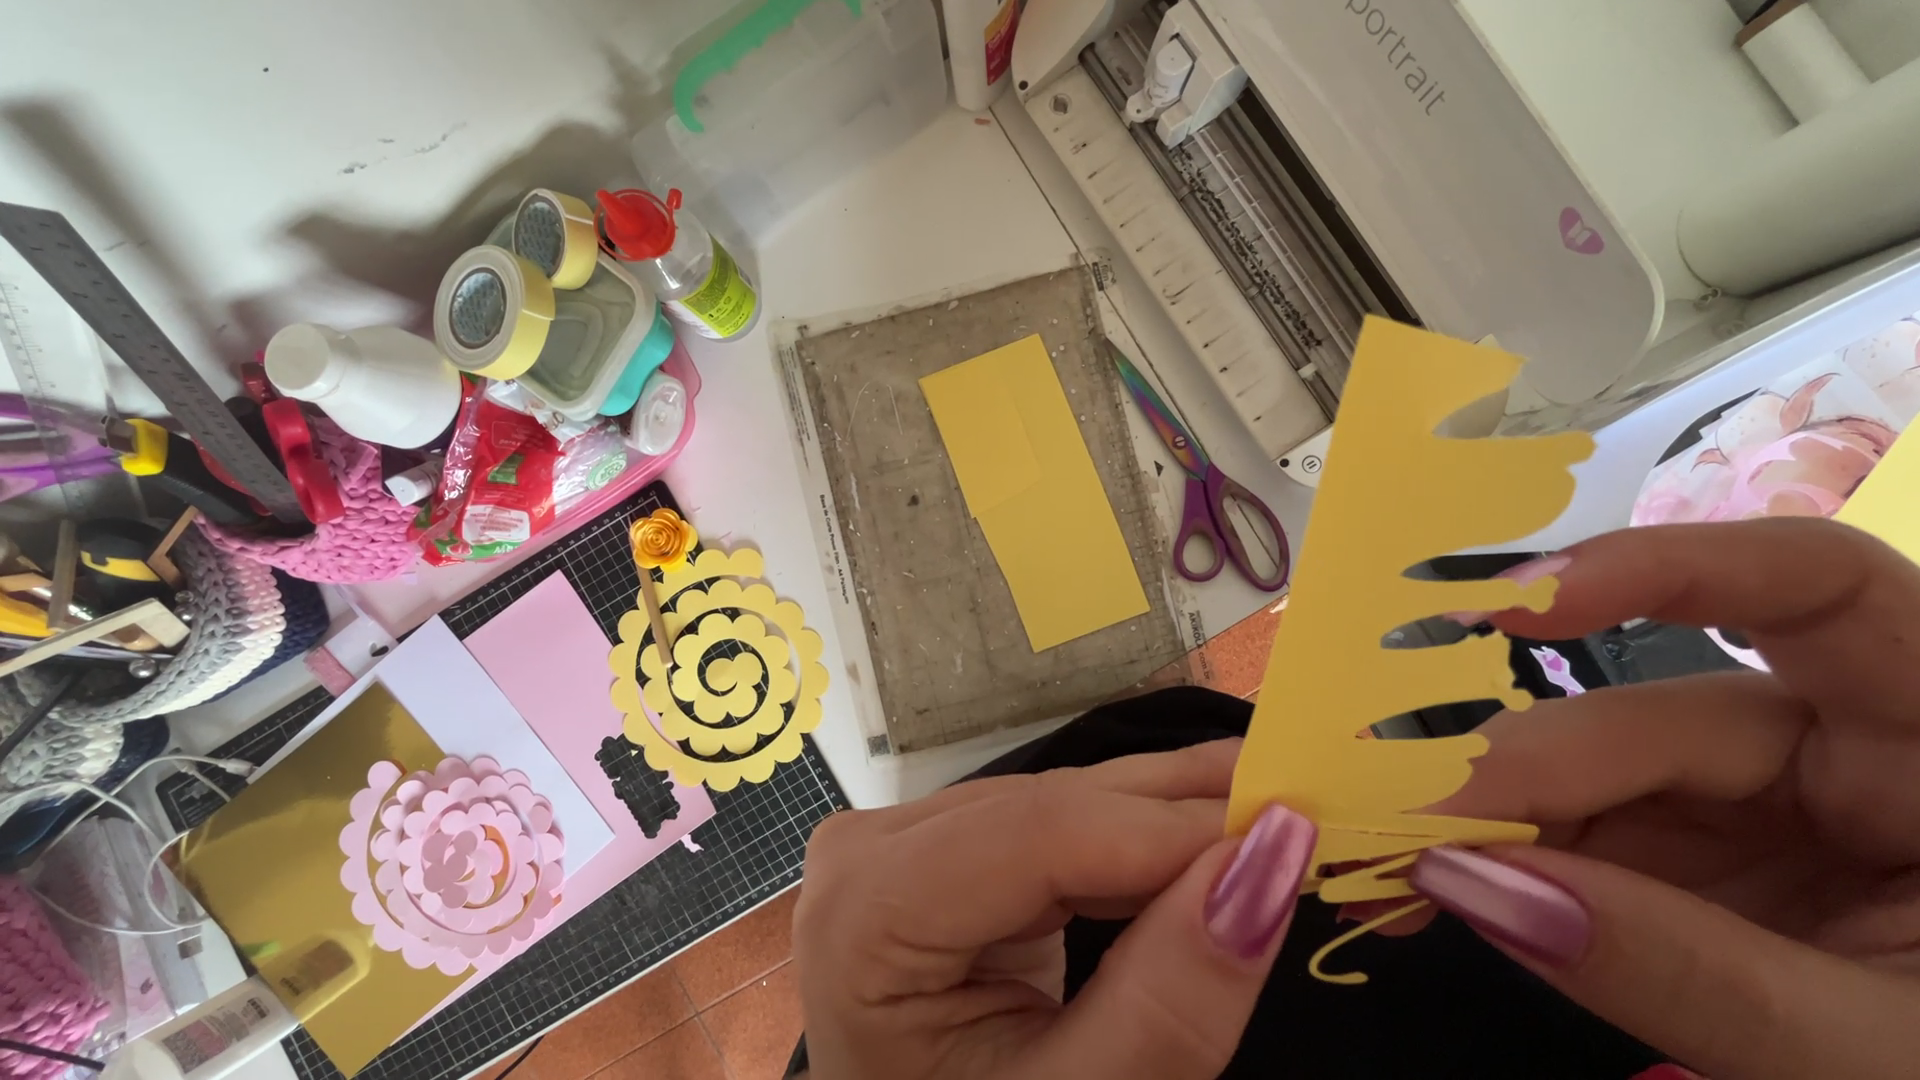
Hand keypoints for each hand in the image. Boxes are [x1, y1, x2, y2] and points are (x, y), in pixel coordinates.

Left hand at [793, 740, 1315, 1079]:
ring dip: (1169, 816)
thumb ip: (1168, 999)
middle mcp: (875, 846)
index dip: (1173, 828)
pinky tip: (1202, 838)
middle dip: (1184, 814)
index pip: (1039, 831)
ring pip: (1062, 806)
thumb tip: (1266, 863)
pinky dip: (1131, 842)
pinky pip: (1050, 828)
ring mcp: (902, 840)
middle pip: (1052, 808)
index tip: (1295, 829)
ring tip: (1271, 806)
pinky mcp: (938, 849)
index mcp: (869, 907)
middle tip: (1307, 804)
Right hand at [1407, 518, 1919, 1079]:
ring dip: (1480, 828)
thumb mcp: (1885, 1059)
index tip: (1506, 607)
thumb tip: (1463, 879)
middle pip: (1642, 725)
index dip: (1655, 570)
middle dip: (1509, 779)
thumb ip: (1689, 972)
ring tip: (1385, 877)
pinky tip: (1430, 885)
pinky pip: (1575, 839)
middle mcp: (1836, 752)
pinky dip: (1497, 864)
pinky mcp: (1688, 859)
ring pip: (1585, 783)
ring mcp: (1751, 807)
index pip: (1812, 588)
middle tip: (1387, 829)